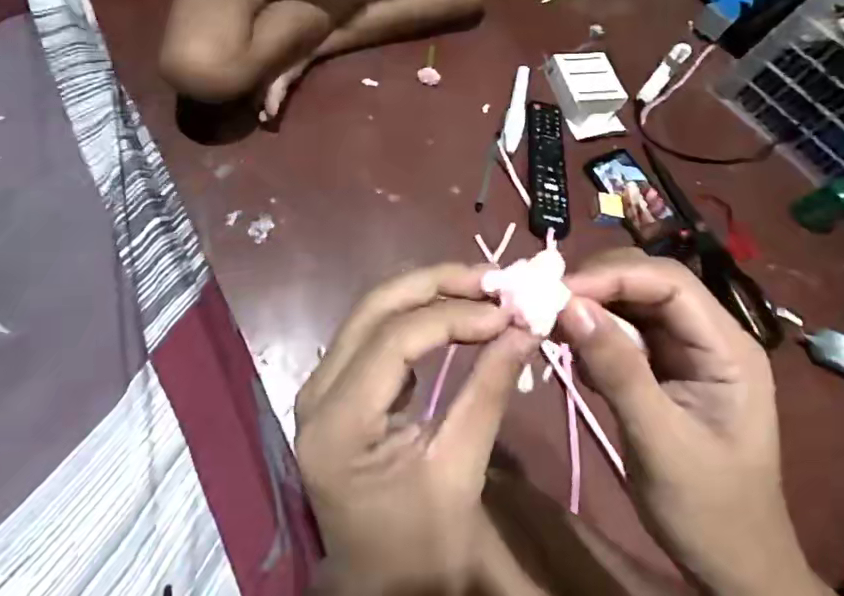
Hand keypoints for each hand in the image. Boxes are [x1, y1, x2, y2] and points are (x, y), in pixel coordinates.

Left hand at [296, 264, 538, 594]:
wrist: (385, 587)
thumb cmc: (423, 543)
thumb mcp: (461, 469)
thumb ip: (489, 389)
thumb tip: (527, 325)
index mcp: (337, 425)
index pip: (394, 339)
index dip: (454, 313)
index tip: (507, 310)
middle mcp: (316, 393)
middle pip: (376, 307)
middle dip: (438, 283)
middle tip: (493, 278)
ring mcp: (321, 388)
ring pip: (374, 310)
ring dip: (429, 291)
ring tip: (482, 288)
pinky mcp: (337, 388)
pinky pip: (375, 330)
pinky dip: (418, 312)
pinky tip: (455, 313)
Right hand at [557, 253, 826, 595]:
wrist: (733, 567)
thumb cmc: (707, 510)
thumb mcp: (659, 442)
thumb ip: (618, 370)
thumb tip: (570, 306)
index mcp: (728, 346)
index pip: (670, 283)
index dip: (615, 275)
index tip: (561, 289)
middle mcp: (711, 335)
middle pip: (650, 283)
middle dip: (599, 285)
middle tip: (547, 301)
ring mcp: (689, 350)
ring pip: (635, 304)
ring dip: (593, 308)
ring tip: (551, 322)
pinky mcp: (668, 367)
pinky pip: (628, 333)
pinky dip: (597, 335)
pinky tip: (575, 354)